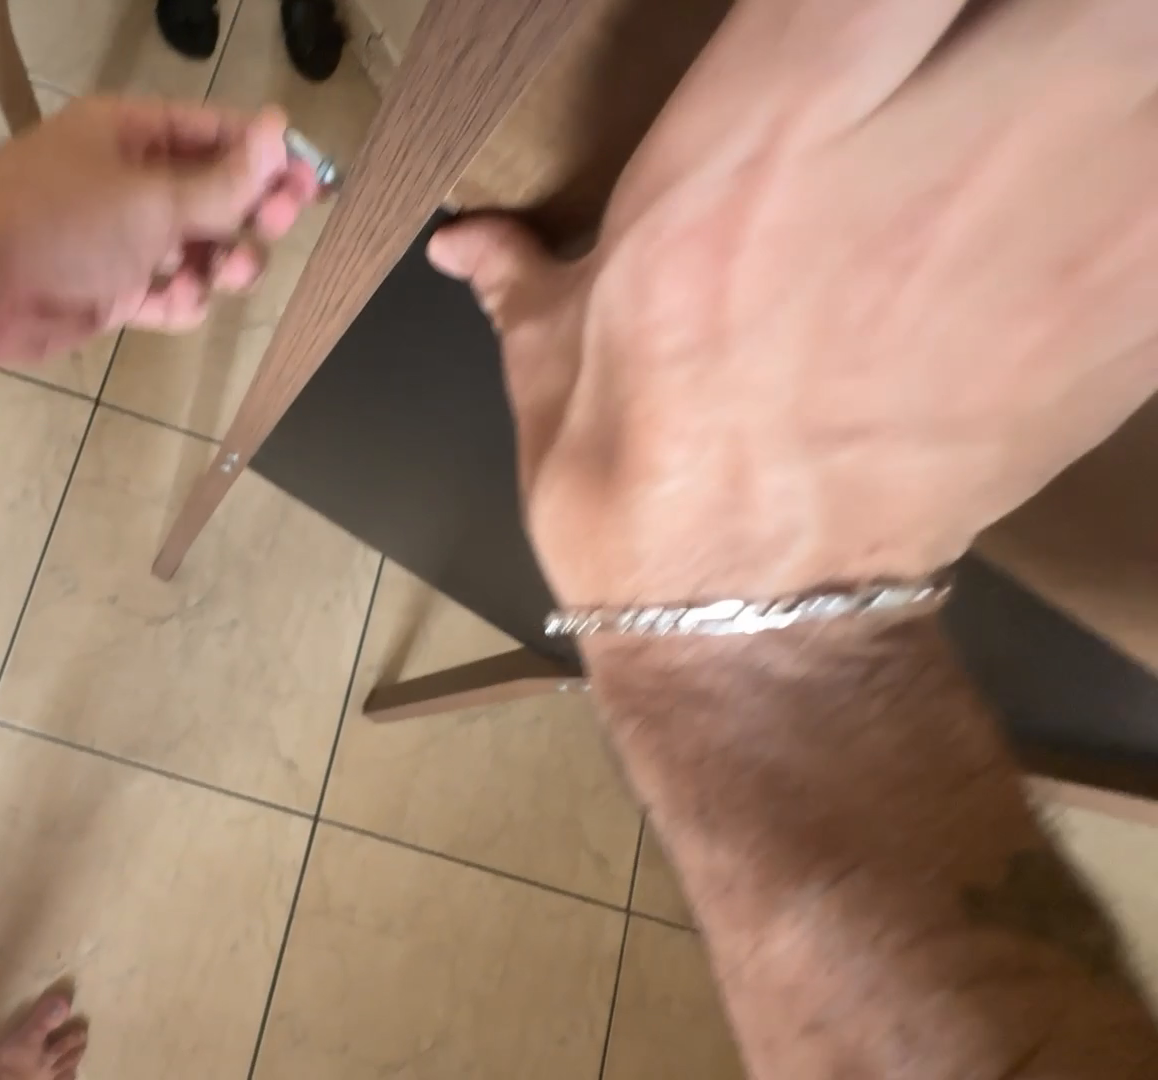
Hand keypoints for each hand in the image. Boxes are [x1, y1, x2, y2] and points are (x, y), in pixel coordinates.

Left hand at [0, 98, 321, 362]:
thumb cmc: (59, 220)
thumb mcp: (150, 197)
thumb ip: (220, 180)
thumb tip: (281, 132)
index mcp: (137, 135)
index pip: (218, 136)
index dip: (268, 159)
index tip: (309, 183)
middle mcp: (133, 183)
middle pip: (215, 196)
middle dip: (249, 212)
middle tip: (274, 226)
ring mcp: (123, 241)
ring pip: (196, 251)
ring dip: (220, 263)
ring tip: (225, 273)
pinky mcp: (113, 291)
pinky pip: (166, 294)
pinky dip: (180, 300)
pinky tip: (180, 302)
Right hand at [429, 0, 1157, 607]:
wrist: (743, 610)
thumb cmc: (621, 484)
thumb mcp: (545, 366)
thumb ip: (526, 271)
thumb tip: (462, 238)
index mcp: (728, 173)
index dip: (826, 2)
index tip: (805, 33)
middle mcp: (903, 159)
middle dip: (978, 29)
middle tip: (922, 74)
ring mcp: (1059, 212)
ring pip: (1130, 45)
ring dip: (1069, 72)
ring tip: (990, 139)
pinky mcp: (1147, 286)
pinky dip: (1127, 147)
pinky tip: (1058, 187)